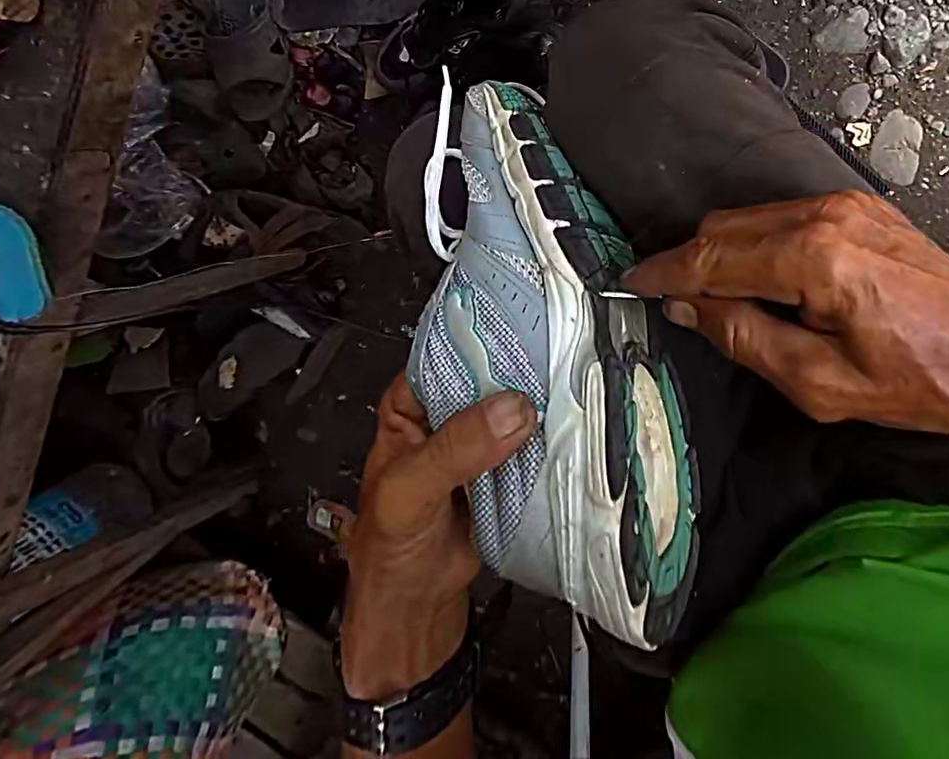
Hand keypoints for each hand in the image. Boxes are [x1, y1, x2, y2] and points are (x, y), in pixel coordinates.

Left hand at [341, 373, 535, 700]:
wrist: (414, 609)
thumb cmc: (387, 549)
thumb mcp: (411, 489)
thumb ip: (456, 448)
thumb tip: (509, 410)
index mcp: (409, 406)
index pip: (447, 355)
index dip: (481, 345)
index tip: (518, 339)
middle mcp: (444, 416)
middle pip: (485, 379)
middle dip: (516, 376)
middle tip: (550, 366)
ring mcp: (475, 442)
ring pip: (509, 410)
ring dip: (533, 408)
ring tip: (562, 394)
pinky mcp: (502, 468)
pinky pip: (526, 443)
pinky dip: (543, 441)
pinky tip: (560, 432)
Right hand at [622, 191, 948, 442]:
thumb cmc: (930, 381)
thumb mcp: (822, 384)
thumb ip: (744, 337)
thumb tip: (691, 307)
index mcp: (816, 260)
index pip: (713, 260)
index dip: (666, 272)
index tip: (634, 281)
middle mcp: (826, 216)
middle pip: (723, 229)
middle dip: (690, 263)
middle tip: (673, 301)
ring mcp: (845, 205)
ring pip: (748, 219)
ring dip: (720, 253)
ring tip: (714, 297)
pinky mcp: (859, 207)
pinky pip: (780, 216)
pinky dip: (754, 243)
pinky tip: (757, 277)